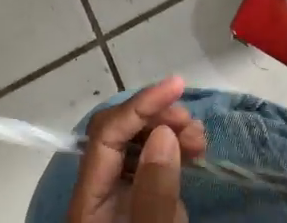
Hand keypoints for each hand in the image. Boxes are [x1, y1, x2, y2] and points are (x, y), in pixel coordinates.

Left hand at [67, 77, 207, 222]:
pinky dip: (175, 146)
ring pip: (138, 142)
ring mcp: (120, 194)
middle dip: (158, 116)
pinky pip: (153, 160)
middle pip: (120, 132)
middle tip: (190, 125)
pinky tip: (194, 149)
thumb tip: (163, 133)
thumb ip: (154, 191)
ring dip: (171, 129)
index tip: (177, 86)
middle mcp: (99, 189)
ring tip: (198, 139)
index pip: (106, 134)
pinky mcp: (140, 200)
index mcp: (88, 199)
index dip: (141, 104)